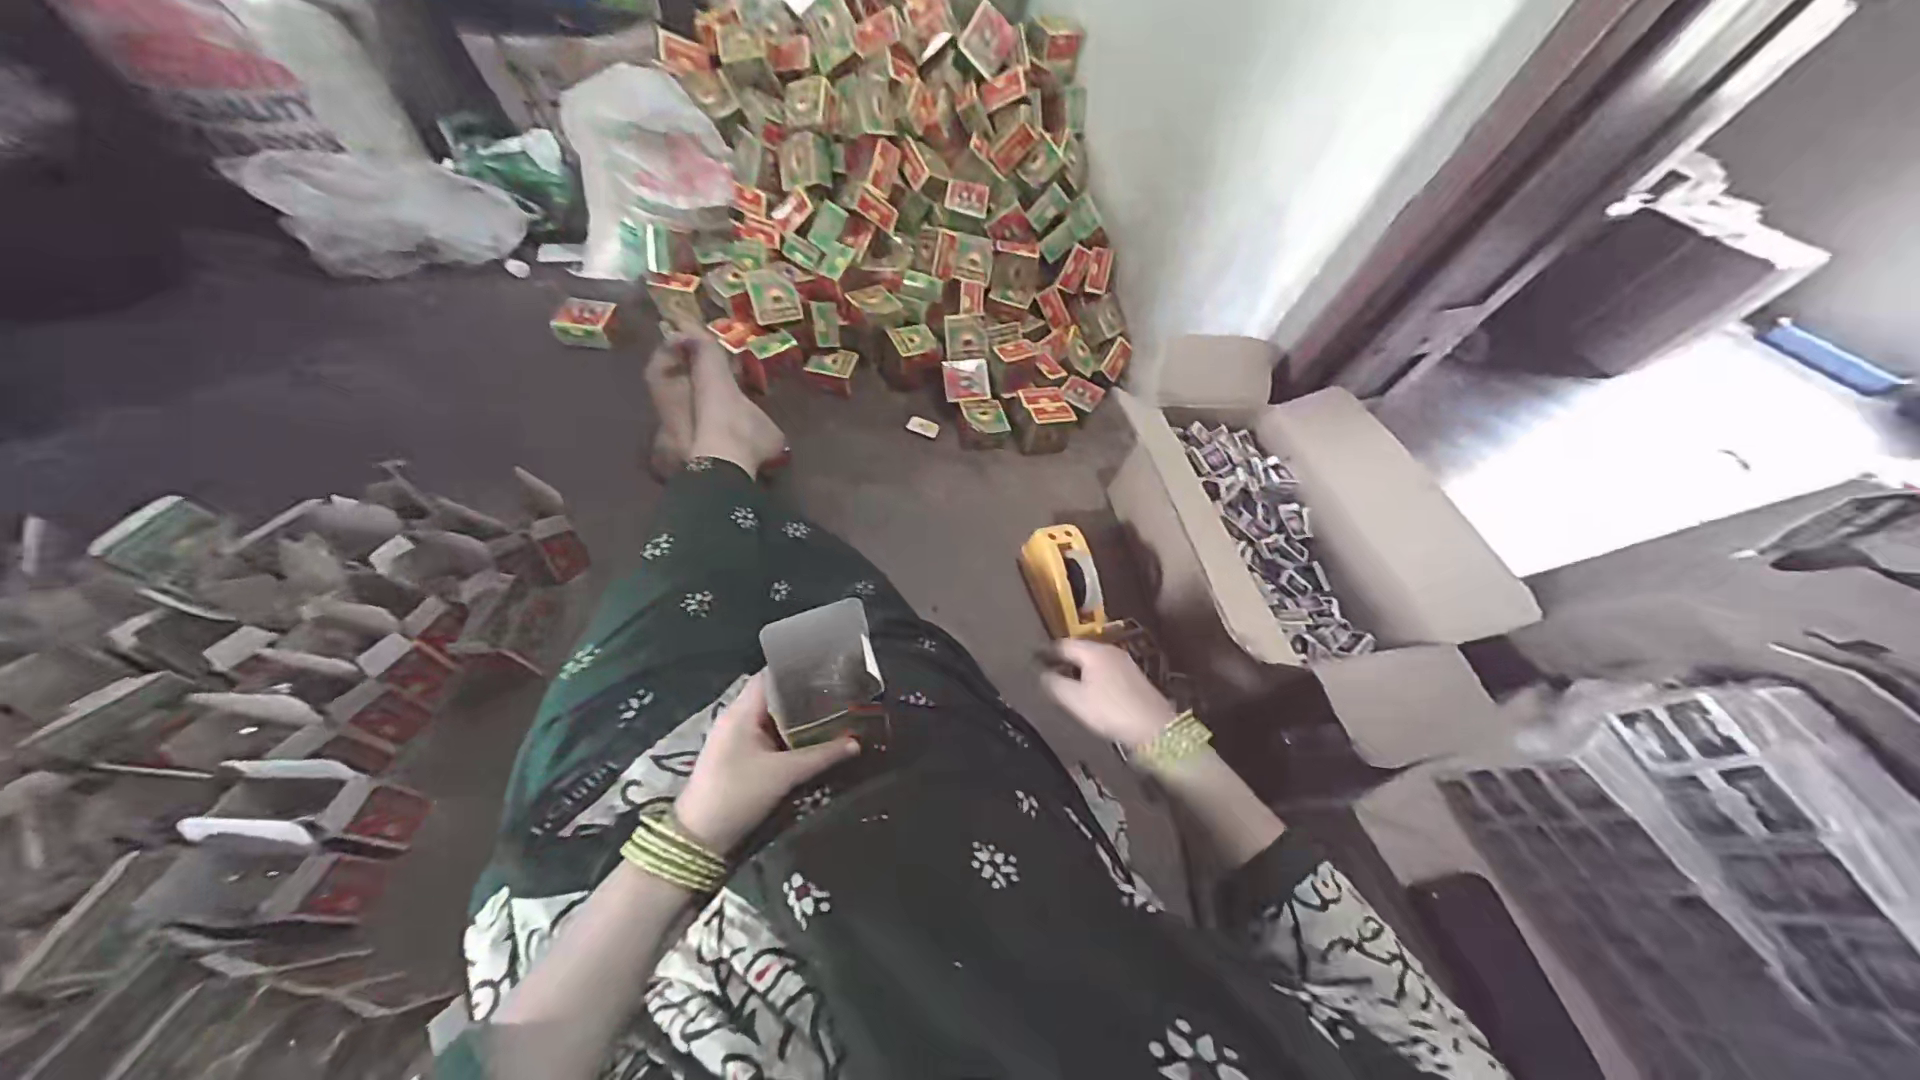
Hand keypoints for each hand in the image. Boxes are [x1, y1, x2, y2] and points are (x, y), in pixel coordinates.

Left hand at [674, 671, 858, 852]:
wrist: (699, 838)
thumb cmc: (737, 795)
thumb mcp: (784, 775)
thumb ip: (821, 756)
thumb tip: (855, 743)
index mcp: (741, 712)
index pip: (770, 675)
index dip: (797, 669)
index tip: (828, 670)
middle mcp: (736, 718)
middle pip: (774, 694)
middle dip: (804, 694)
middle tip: (838, 693)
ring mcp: (735, 737)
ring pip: (772, 716)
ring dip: (798, 716)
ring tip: (832, 712)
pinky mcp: (738, 755)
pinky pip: (768, 733)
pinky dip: (788, 733)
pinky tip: (811, 738)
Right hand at [1039, 639, 1179, 747]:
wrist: (1155, 727)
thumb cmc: (1111, 711)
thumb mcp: (1075, 699)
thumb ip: (1053, 683)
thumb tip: (1041, 673)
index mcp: (1093, 651)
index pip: (1062, 644)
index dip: (1046, 652)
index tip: (1033, 660)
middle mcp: (1110, 650)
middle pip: (1079, 650)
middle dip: (1062, 660)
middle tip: (1047, 671)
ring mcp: (1125, 662)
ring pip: (1093, 660)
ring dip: (1078, 669)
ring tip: (1065, 683)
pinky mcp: (1134, 676)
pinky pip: (1105, 669)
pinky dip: (1092, 675)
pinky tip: (1090, 691)